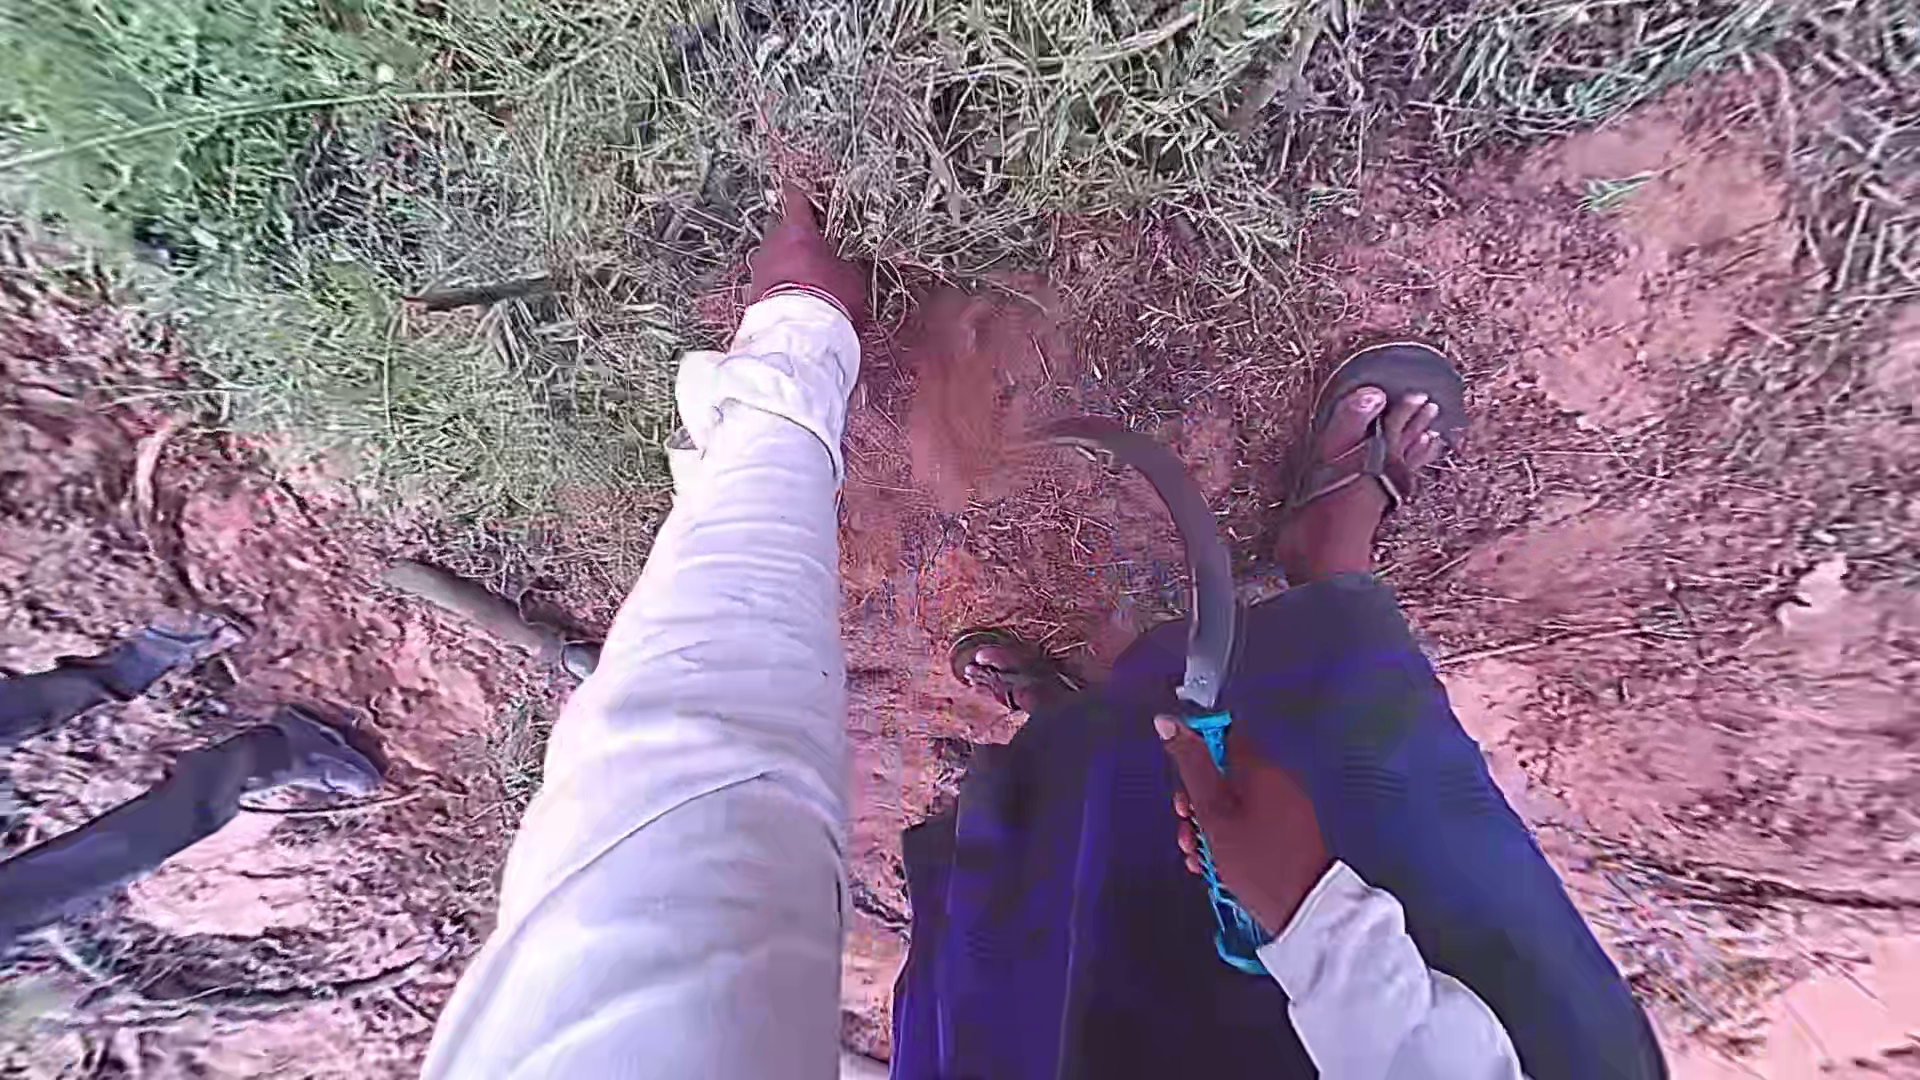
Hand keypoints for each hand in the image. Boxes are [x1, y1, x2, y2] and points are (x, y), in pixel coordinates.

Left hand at [747, 182, 867, 327]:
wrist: (801, 334)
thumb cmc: (829, 299)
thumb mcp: (851, 277)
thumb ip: (844, 264)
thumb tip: (843, 263)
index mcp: (797, 229)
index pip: (796, 199)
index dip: (801, 195)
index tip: (802, 192)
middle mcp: (772, 243)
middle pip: (781, 229)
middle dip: (795, 237)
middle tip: (813, 249)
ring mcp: (759, 268)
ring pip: (773, 257)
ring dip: (786, 265)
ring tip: (805, 281)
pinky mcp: (752, 293)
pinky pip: (768, 283)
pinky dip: (779, 287)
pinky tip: (793, 300)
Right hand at [1156, 715, 1333, 936]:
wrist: (1308, 916)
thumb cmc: (1256, 859)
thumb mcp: (1212, 810)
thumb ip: (1189, 763)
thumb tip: (1167, 721)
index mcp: (1259, 767)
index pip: (1219, 736)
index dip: (1193, 752)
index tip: (1182, 781)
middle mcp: (1275, 782)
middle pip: (1222, 773)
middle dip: (1195, 798)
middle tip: (1185, 822)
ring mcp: (1284, 810)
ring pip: (1231, 802)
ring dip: (1206, 822)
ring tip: (1194, 851)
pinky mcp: (1287, 835)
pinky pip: (1248, 823)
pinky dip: (1228, 836)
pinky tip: (1212, 862)